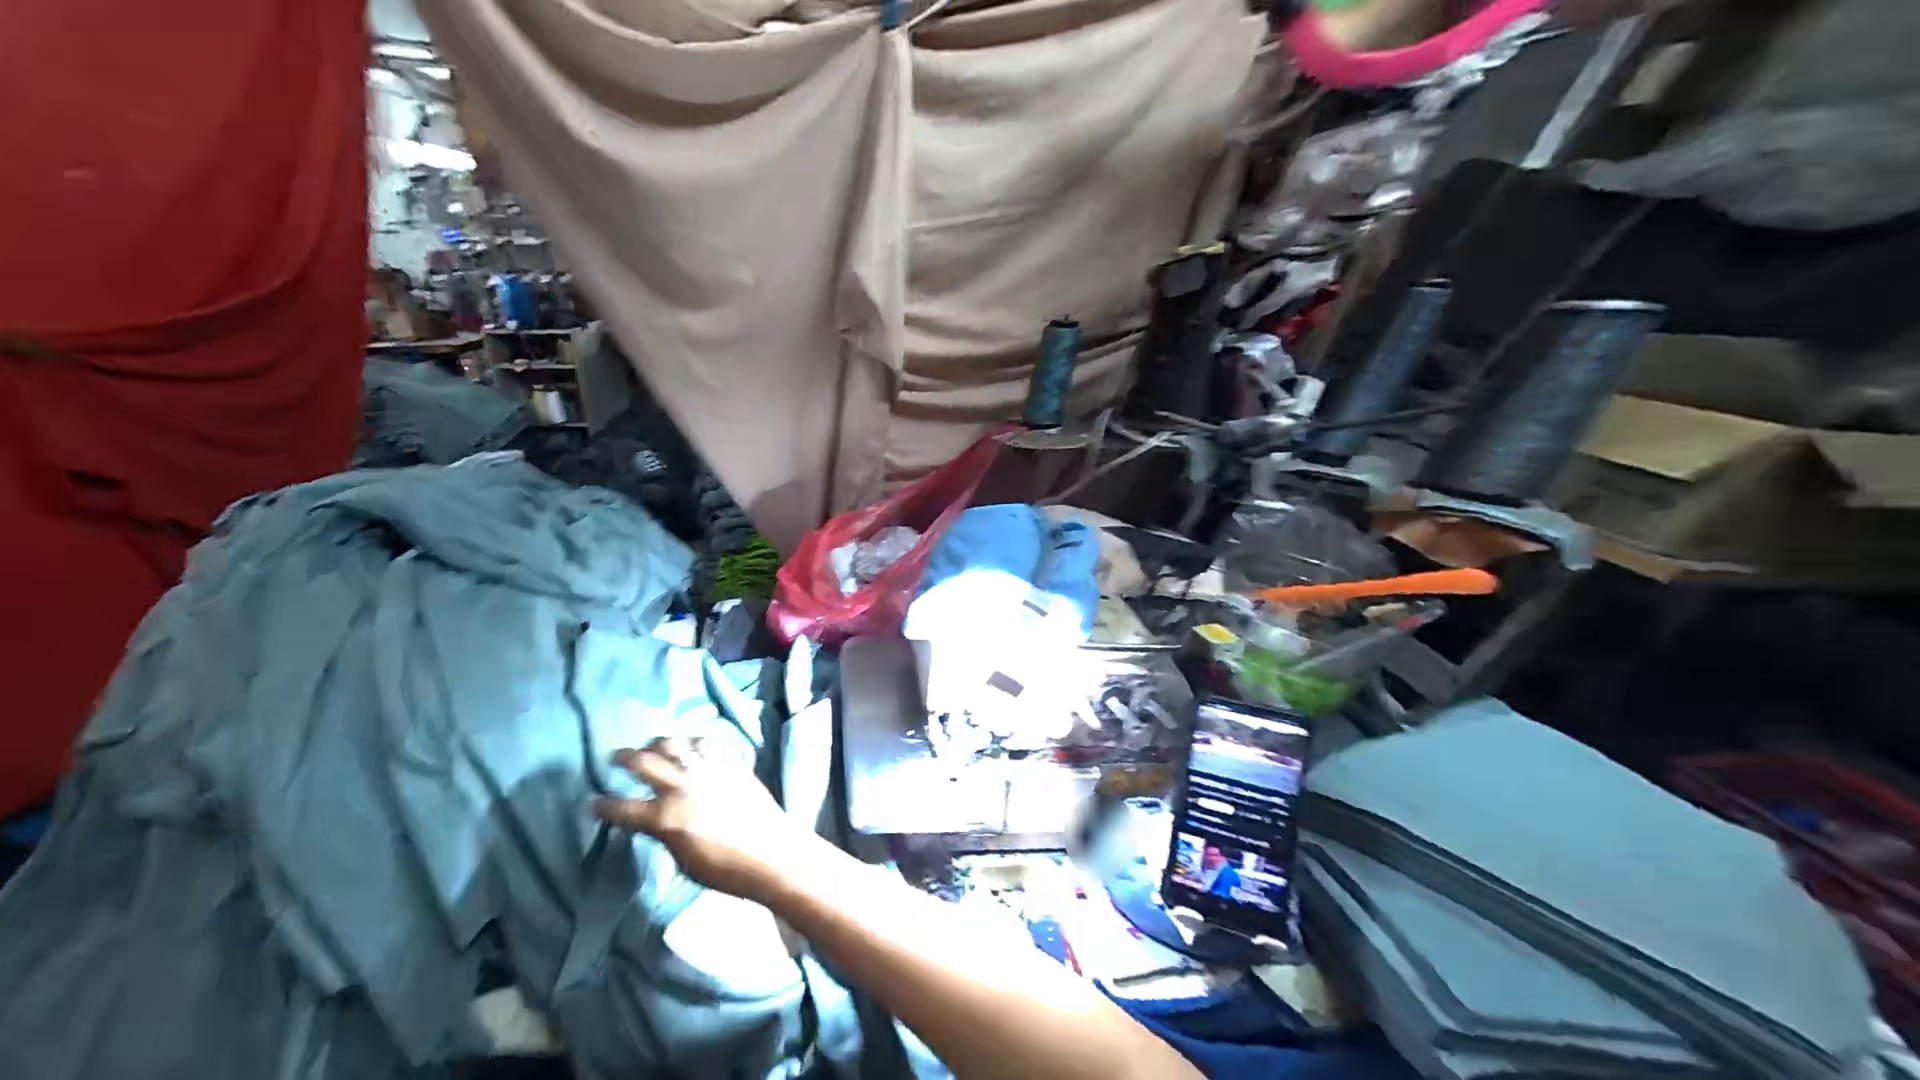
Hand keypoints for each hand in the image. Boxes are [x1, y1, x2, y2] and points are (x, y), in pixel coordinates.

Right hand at [593, 737, 827, 903]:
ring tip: (651, 745)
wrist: (773, 853)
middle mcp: (683, 787)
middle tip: (615, 757)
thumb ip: (665, 835)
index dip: (602, 806)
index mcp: (665, 818)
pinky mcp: (731, 763)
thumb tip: (656, 822)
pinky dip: (693, 741)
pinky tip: (689, 744)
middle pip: (644, 762)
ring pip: (675, 744)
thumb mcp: (684, 862)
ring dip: (658, 743)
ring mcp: (708, 770)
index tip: (592, 801)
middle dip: (625, 758)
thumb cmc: (726, 870)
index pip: (622, 808)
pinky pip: (707, 743)